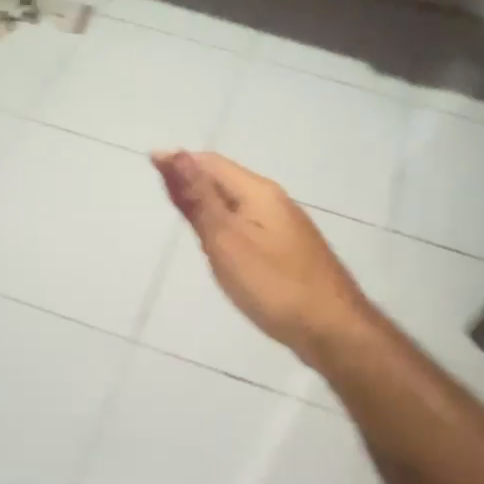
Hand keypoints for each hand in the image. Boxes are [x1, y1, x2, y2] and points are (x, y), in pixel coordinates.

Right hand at [151, 150, 378, 365]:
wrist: (333, 329)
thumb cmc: (274, 285)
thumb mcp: (226, 241)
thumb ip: (199, 199)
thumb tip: (174, 154)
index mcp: (258, 192)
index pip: (211, 163)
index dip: (180, 162)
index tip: (150, 165)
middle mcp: (275, 200)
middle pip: (227, 180)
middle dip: (195, 180)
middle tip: (164, 191)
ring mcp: (287, 226)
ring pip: (240, 203)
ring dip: (212, 202)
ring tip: (186, 215)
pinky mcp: (292, 250)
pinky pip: (252, 224)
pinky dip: (229, 224)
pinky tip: (223, 245)